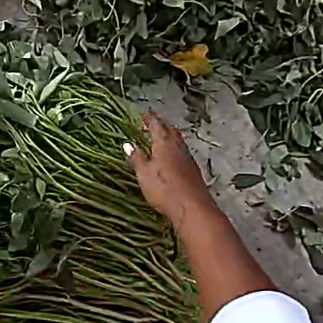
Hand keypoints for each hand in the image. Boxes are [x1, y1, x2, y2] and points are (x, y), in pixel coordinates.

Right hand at [126, 113, 217, 227]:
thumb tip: (128, 145)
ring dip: (169, 137)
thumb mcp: (144, 174)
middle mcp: (178, 146)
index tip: (144, 115)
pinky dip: (175, 149)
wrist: (192, 207)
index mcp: (164, 143)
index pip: (156, 124)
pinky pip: (183, 152)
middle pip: (170, 130)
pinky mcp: (193, 169)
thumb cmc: (164, 189)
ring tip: (160, 139)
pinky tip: (172, 157)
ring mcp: (188, 158)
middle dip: (161, 125)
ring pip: (178, 141)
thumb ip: (137, 158)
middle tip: (151, 125)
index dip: (150, 118)